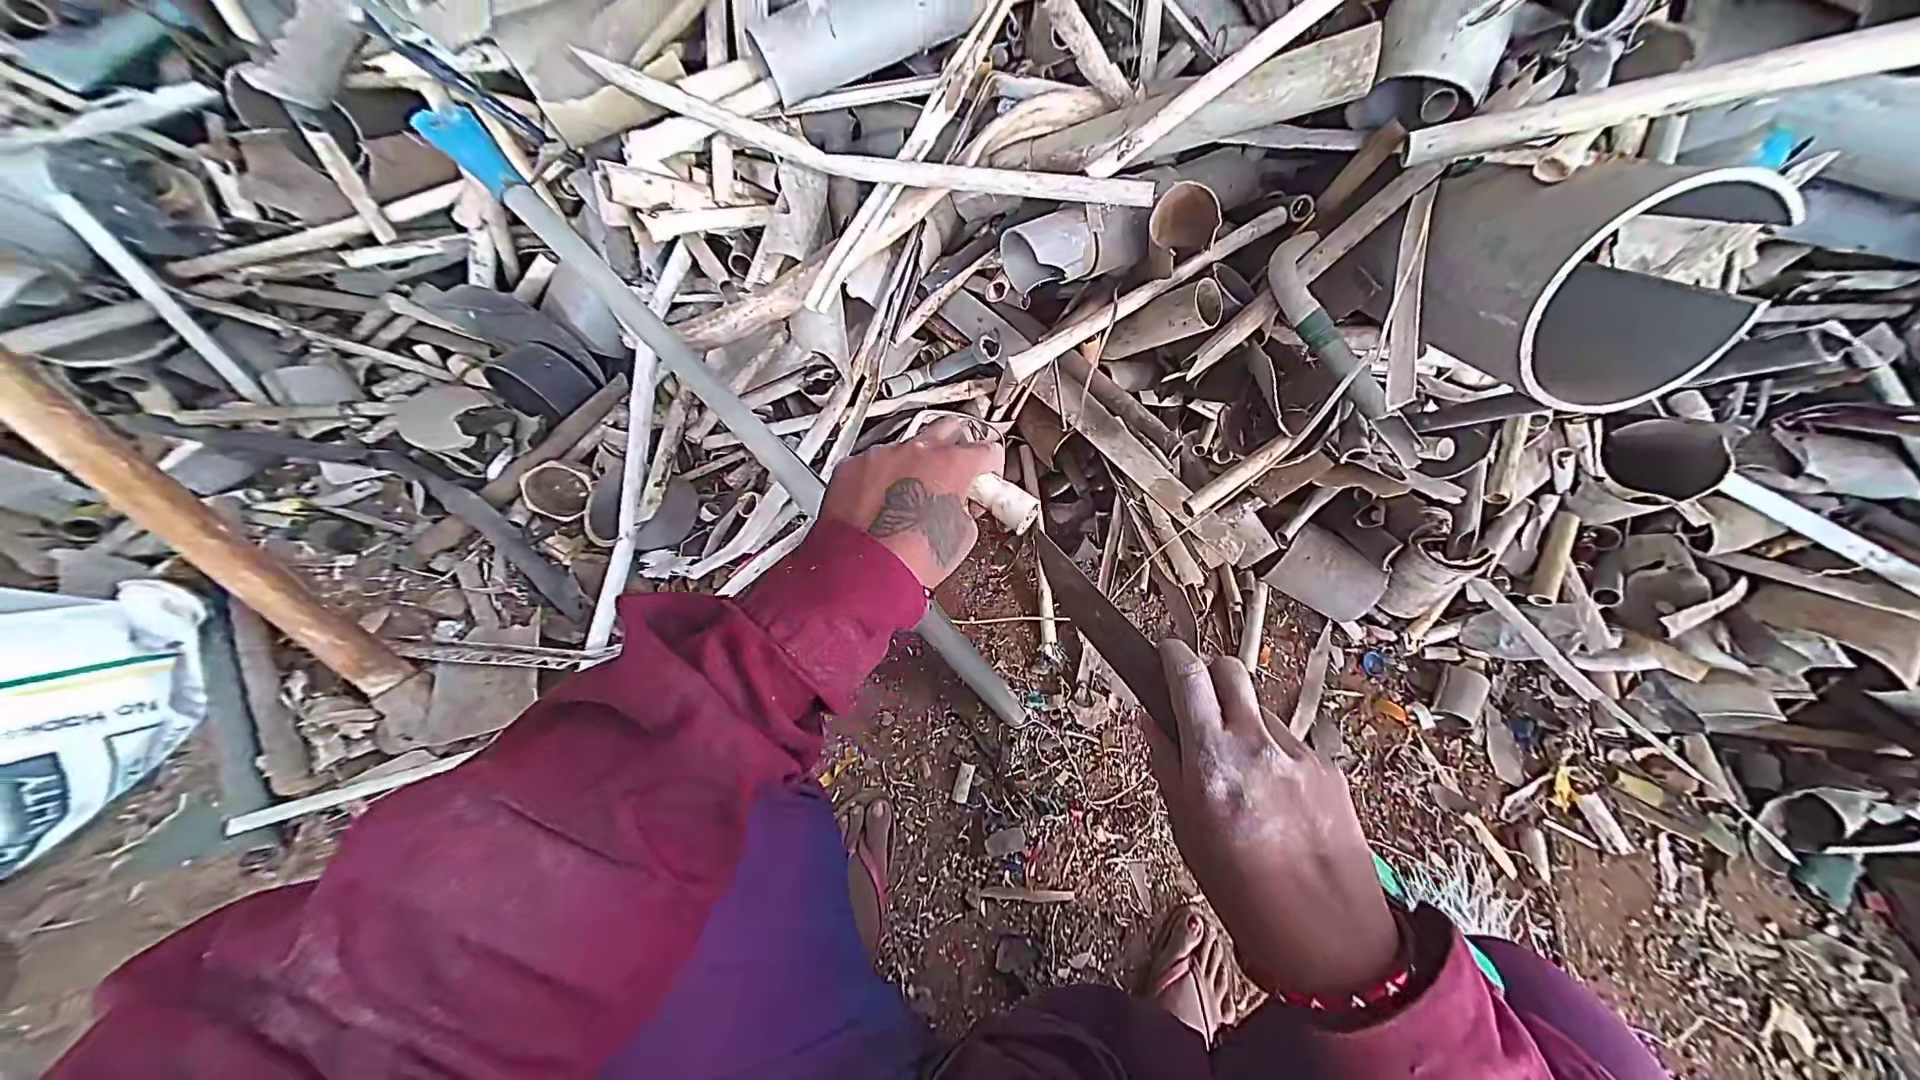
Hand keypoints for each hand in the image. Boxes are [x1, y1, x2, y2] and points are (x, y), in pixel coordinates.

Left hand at [819, 417, 1003, 588]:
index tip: (986, 475)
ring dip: (915, 464)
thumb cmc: (910, 559)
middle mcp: (917, 451)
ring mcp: (882, 455)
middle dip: (956, 447)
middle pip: (948, 429)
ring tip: (912, 495)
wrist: (863, 573)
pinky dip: (881, 476)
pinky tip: (882, 503)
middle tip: (955, 473)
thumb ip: (968, 507)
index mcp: (953, 464)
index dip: (990, 465)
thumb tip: (964, 505)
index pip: (987, 449)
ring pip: (907, 446)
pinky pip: (873, 462)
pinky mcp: (853, 466)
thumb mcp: (963, 536)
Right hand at [1145, 639, 1399, 996]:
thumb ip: (1166, 764)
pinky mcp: (1329, 766)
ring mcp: (1298, 753)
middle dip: (1209, 671)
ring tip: (1240, 766)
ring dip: (1241, 717)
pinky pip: (1289, 738)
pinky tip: (1273, 791)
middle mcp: (1256, 746)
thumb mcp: (1185, 830)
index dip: (1173, 654)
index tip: (1166, 651)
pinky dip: (1271, 749)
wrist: (1333, 938)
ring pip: (1260, 705)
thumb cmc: (1244, 892)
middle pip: (1230, 668)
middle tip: (1198, 698)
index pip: (1189, 676)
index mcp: (1211, 763)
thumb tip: (1149, 718)